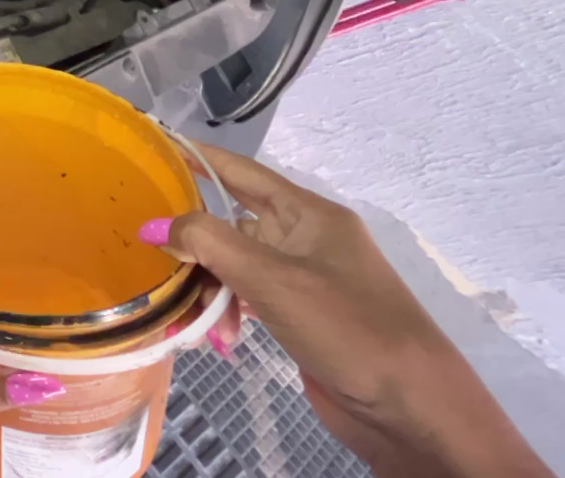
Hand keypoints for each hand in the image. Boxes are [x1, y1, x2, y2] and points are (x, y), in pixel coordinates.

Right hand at [140, 144, 550, 477]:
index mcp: (308, 215)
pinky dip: (223, 312)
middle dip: (187, 239)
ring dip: (203, 287)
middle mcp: (303, 238)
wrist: (420, 419)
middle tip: (143, 248)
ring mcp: (302, 278)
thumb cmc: (350, 331)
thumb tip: (150, 226)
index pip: (238, 169)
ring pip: (229, 263)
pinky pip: (243, 296)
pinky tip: (216, 338)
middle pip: (226, 221)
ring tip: (184, 316)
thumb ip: (205, 242)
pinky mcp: (298, 314)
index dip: (193, 154)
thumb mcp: (271, 278)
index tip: (147, 144)